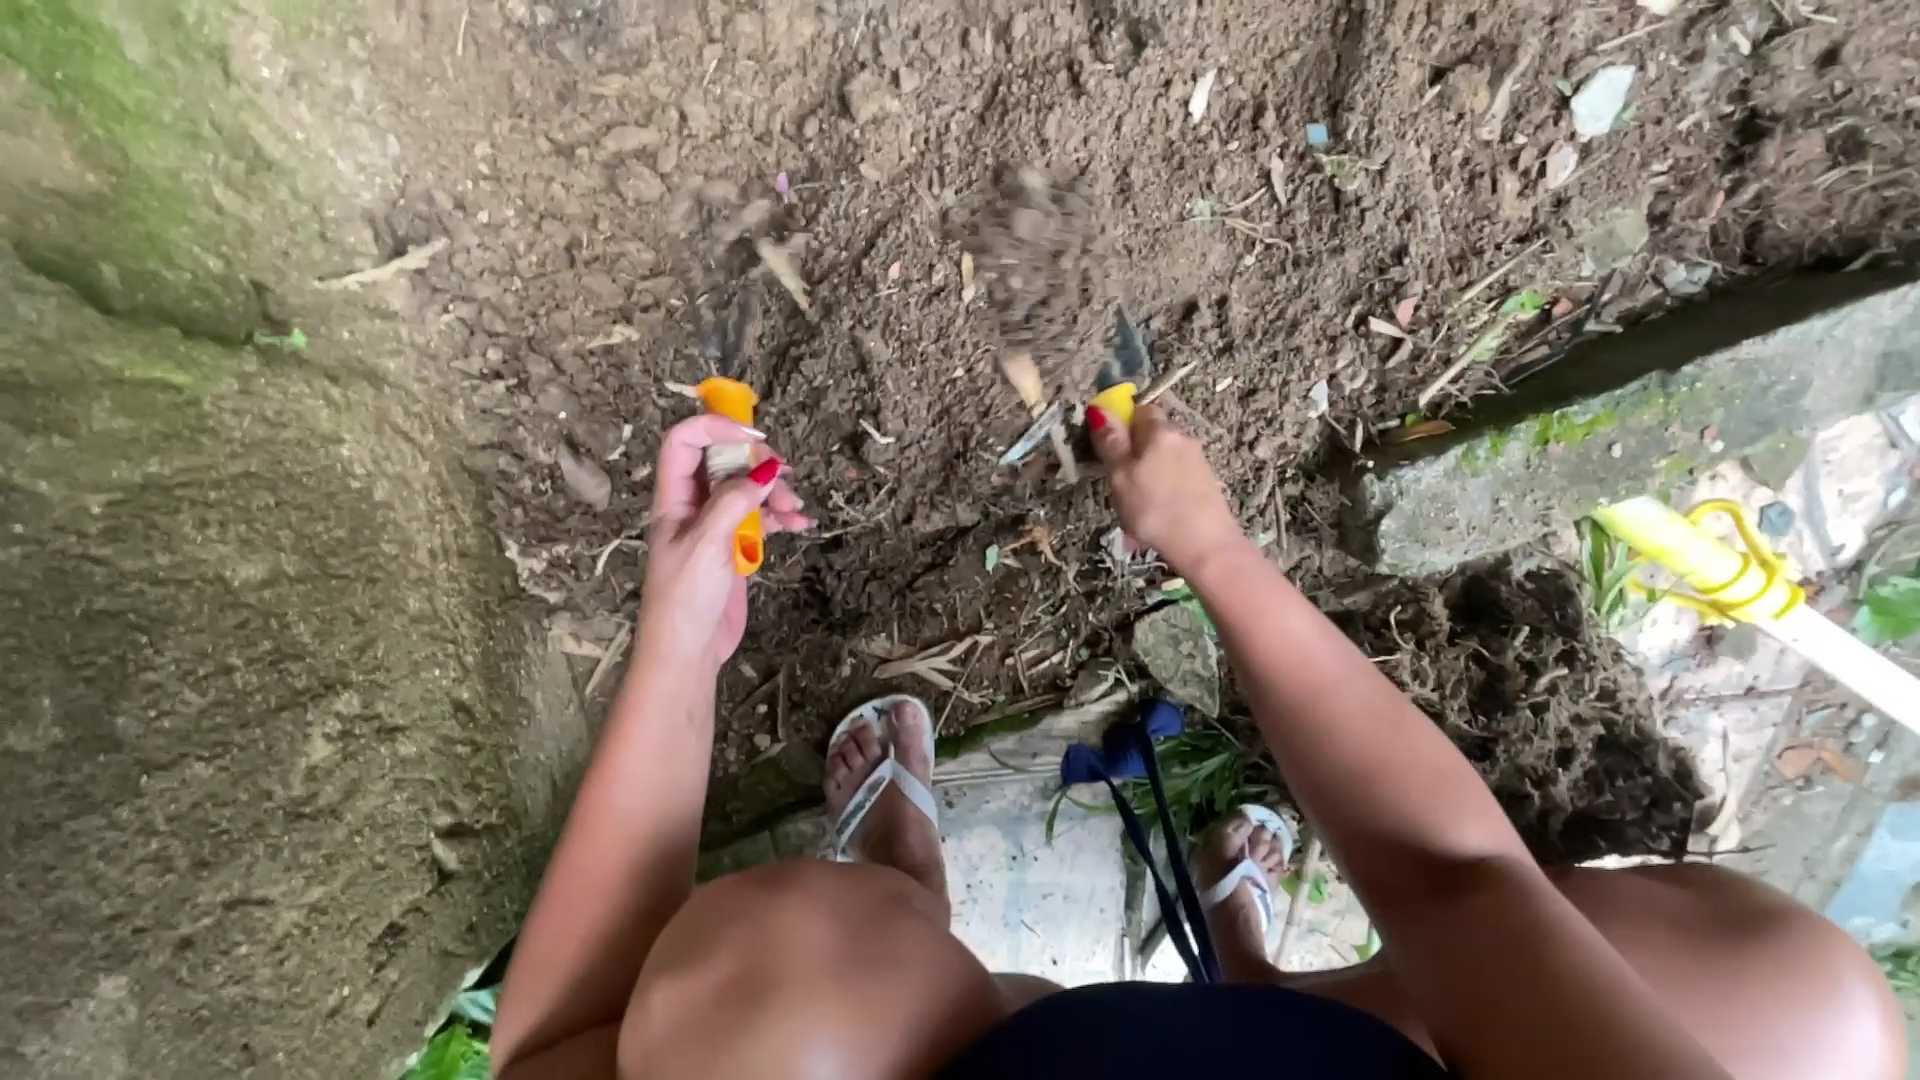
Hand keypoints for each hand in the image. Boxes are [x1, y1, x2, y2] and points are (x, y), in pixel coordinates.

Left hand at [634, 414, 812, 672]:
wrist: (689, 651)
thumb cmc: (684, 597)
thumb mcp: (707, 543)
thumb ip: (734, 501)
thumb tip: (764, 470)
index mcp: (674, 498)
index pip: (685, 442)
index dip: (715, 428)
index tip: (754, 436)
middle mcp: (694, 505)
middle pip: (724, 461)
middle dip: (757, 461)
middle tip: (782, 474)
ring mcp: (716, 526)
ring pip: (748, 489)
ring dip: (775, 492)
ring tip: (795, 510)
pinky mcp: (736, 547)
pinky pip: (761, 518)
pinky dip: (781, 518)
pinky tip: (801, 525)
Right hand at [1089, 403, 1246, 575]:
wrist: (1205, 545)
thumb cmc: (1154, 509)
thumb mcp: (1120, 476)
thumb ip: (1110, 442)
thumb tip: (1099, 409)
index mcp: (1160, 430)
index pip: (1140, 408)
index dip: (1122, 423)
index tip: (1109, 449)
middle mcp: (1182, 438)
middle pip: (1153, 434)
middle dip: (1134, 452)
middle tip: (1119, 482)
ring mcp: (1197, 461)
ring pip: (1163, 458)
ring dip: (1147, 474)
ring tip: (1136, 505)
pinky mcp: (1205, 483)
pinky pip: (1175, 478)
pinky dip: (1162, 490)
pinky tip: (1156, 514)